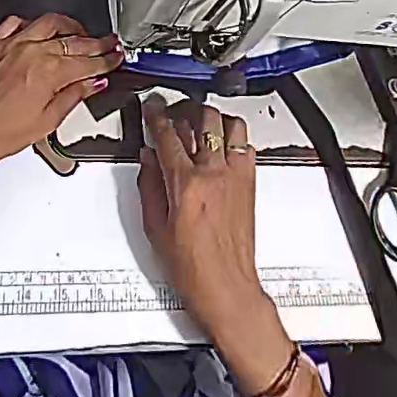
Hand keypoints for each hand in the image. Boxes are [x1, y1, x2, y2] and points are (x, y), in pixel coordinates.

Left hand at [0, 14, 122, 189]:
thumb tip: (93, 83)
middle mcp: (32, 52)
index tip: (116, 57)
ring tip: (79, 32)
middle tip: (108, 44)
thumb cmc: (0, 133)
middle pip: (74, 40)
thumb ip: (75, 95)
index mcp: (50, 72)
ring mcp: (12, 45)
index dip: (107, 59)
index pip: (89, 61)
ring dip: (69, 26)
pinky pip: (15, 23)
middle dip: (96, 42)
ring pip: (49, 23)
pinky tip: (37, 30)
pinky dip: (31, 24)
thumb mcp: (49, 121)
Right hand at [137, 98, 294, 394]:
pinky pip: (246, 145)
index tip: (153, 108)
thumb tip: (147, 160)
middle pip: (203, 119)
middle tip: (176, 113)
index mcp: (186, 185)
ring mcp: (236, 176)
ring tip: (201, 123)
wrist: (227, 289)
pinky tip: (222, 143)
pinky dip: (233, 137)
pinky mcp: (250, 182)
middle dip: (186, 109)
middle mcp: (214, 174)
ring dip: (213, 119)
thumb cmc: (193, 269)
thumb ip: (149, 187)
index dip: (157, 116)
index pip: (168, 135)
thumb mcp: (155, 229)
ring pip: (229, 124)